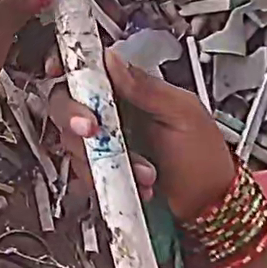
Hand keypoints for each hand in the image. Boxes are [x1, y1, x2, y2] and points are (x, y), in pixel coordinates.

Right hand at [48, 49, 238, 219]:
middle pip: (64, 101)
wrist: (210, 207)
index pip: (86, 67)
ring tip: (143, 170)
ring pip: (69, 139)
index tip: (56, 70)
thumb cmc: (204, 157)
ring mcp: (100, 142)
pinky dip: (104, 179)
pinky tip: (135, 183)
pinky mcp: (97, 170)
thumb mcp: (184, 113)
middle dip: (72, 115)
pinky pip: (81, 170)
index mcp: (127, 88)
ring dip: (101, 156)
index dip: (64, 65)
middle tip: (91, 130)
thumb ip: (145, 86)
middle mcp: (107, 112)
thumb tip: (111, 59)